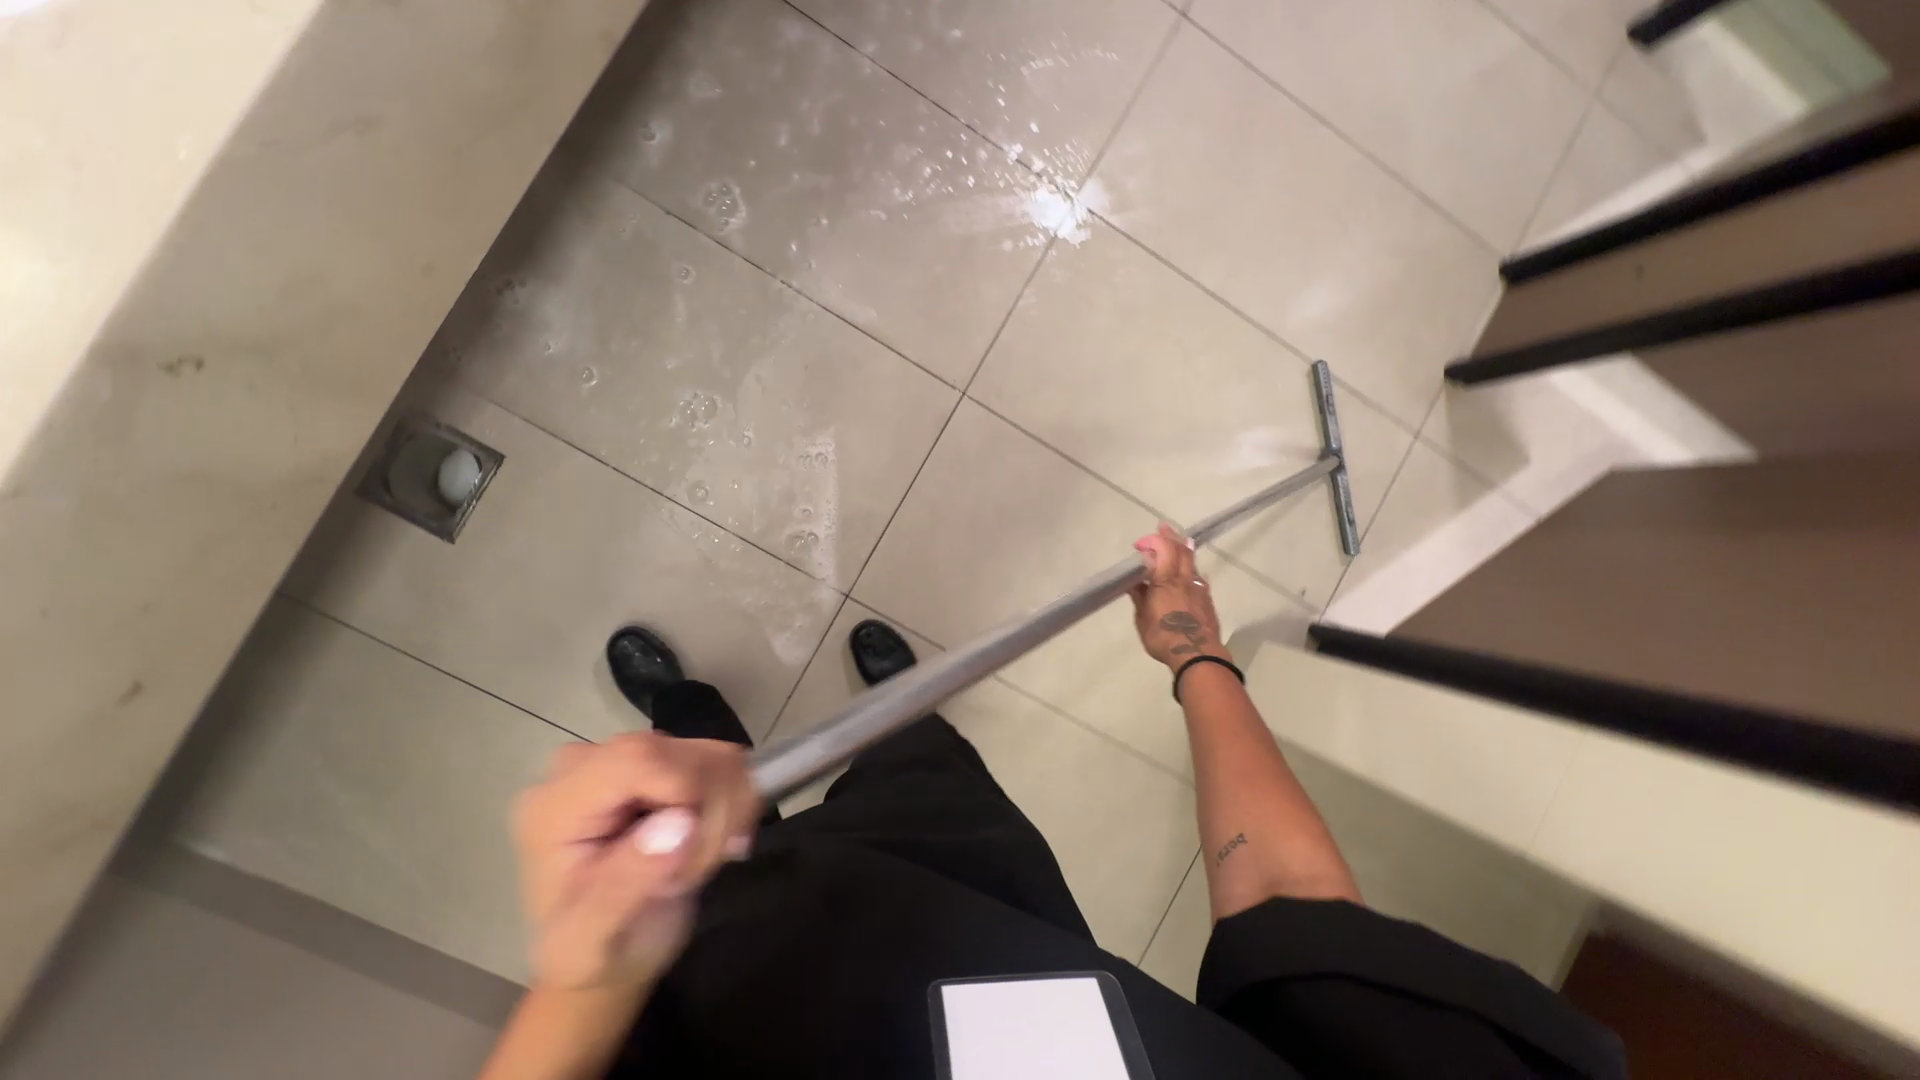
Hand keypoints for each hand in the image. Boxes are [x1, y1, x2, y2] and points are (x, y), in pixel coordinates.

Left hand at [510, 733, 759, 994]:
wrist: (607, 954)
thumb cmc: (593, 954)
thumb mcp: (592, 943)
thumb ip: (624, 884)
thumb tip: (679, 822)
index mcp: (556, 804)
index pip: (639, 757)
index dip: (684, 794)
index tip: (687, 852)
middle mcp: (587, 766)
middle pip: (682, 754)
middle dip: (708, 815)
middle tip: (691, 870)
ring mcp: (628, 759)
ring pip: (713, 755)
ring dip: (724, 812)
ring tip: (694, 859)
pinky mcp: (662, 761)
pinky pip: (723, 761)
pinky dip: (733, 802)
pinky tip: (709, 839)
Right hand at [1130, 523, 1228, 669]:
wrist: (1197, 654)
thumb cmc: (1163, 637)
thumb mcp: (1142, 618)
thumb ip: (1139, 596)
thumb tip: (1135, 581)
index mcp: (1165, 580)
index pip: (1162, 548)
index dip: (1152, 541)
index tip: (1139, 545)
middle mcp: (1184, 579)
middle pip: (1181, 549)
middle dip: (1171, 536)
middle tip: (1164, 527)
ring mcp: (1199, 589)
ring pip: (1193, 562)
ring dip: (1184, 550)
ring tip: (1180, 543)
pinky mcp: (1207, 601)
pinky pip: (1199, 578)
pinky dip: (1191, 570)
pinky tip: (1189, 576)